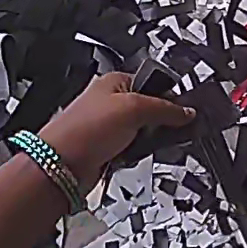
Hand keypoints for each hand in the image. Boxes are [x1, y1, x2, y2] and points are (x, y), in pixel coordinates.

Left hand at [36, 72, 194, 189]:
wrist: (60, 166)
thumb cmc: (83, 129)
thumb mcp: (134, 109)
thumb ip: (164, 108)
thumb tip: (186, 111)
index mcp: (115, 81)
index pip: (153, 82)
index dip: (169, 96)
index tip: (183, 110)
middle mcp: (111, 101)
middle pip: (150, 108)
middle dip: (157, 121)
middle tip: (160, 129)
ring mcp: (109, 126)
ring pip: (143, 131)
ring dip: (145, 140)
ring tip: (139, 144)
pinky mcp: (108, 148)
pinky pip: (133, 148)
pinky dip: (136, 154)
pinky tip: (130, 156)